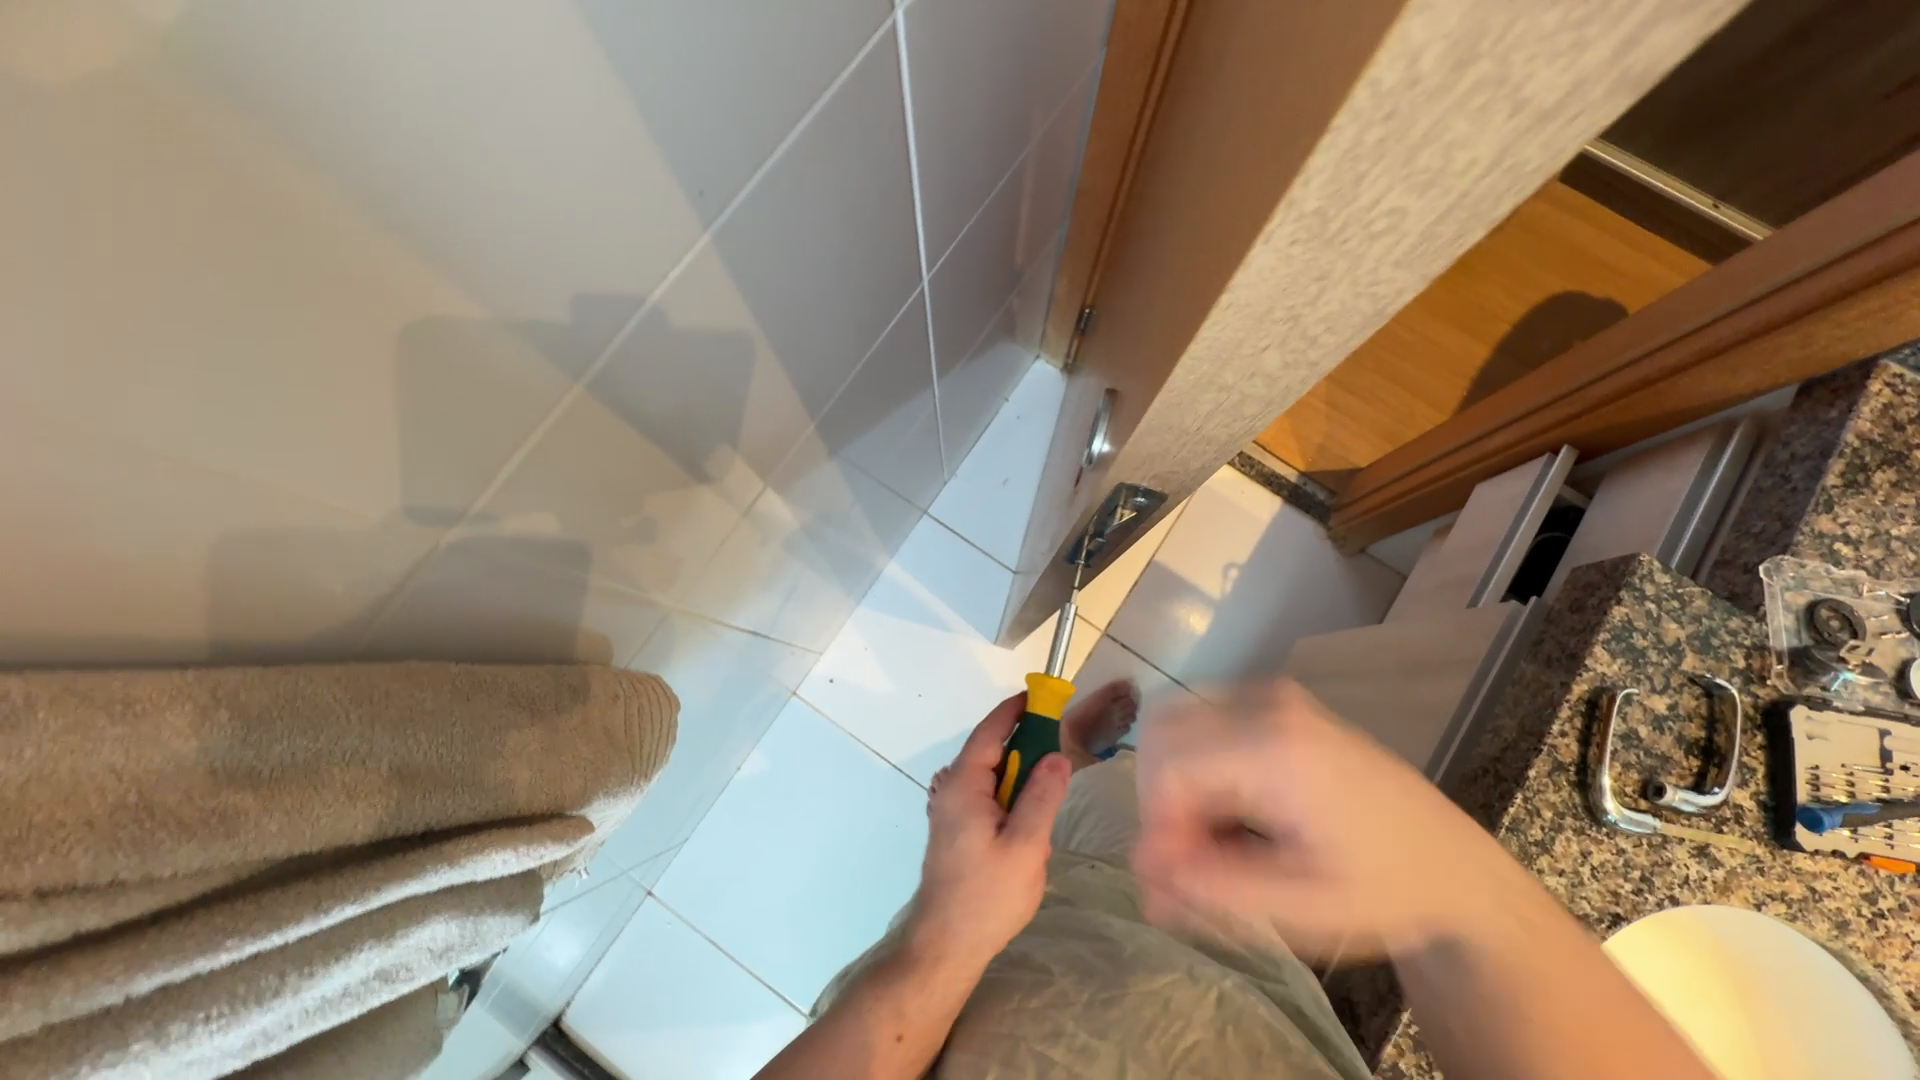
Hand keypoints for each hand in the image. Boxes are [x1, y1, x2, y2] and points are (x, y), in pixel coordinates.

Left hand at [907, 693, 1072, 969]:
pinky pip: (987, 802)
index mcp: (964, 785)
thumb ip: (1042, 796)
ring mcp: (950, 812)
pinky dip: (1010, 804)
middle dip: (1025, 751)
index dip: (1015, 710)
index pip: (989, 732)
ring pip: (992, 781)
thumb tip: (1057, 756)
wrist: (945, 945)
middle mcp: (951, 791)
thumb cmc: (986, 895)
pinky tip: (1028, 834)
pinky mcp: (956, 832)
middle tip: (1059, 760)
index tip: (1041, 695)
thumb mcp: (1026, 845)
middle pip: (992, 754)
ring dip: (1020, 786)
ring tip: (1046, 811)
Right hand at [1131, 680, 1527, 959]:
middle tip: (1190, 858)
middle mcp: (1267, 705)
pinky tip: (1231, 814)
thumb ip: (1211, 888)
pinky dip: (1197, 766)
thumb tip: (1140, 867)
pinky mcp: (1276, 702)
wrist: (1452, 866)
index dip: (1154, 824)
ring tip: (1213, 840)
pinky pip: (1202, 721)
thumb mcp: (1298, 910)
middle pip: (1162, 734)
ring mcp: (1272, 696)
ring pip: (1177, 724)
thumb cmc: (1383, 892)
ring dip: (1175, 782)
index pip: (1166, 768)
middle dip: (1160, 799)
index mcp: (1275, 750)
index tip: (1174, 876)